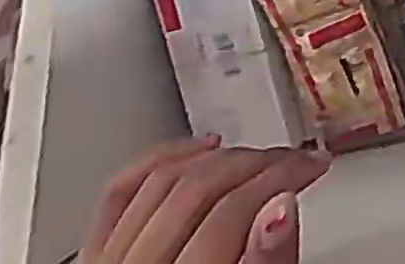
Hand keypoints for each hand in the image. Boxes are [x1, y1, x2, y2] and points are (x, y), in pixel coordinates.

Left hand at [79, 136, 332, 263]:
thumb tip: (283, 207)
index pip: (233, 211)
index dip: (284, 175)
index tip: (314, 164)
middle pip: (201, 189)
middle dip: (262, 162)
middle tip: (298, 160)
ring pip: (165, 182)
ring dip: (223, 158)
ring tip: (261, 158)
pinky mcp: (90, 263)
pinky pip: (119, 193)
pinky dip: (163, 160)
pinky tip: (200, 150)